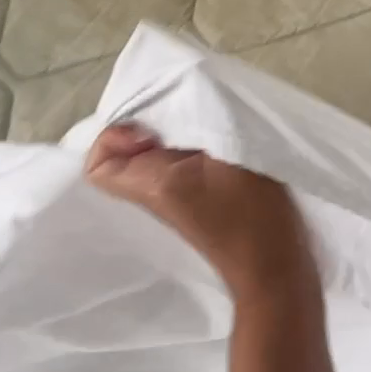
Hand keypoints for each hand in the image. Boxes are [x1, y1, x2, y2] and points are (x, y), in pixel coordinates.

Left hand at [83, 122, 318, 302]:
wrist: (273, 268)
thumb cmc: (252, 211)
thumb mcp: (229, 156)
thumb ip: (198, 124)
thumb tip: (177, 103)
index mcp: (150, 184)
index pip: (97, 164)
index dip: (114, 136)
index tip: (152, 130)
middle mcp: (152, 193)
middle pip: (122, 154)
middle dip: (145, 127)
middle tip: (179, 119)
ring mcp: (172, 199)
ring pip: (148, 157)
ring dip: (168, 135)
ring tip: (199, 127)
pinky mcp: (192, 199)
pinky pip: (170, 164)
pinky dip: (184, 146)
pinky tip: (212, 141)